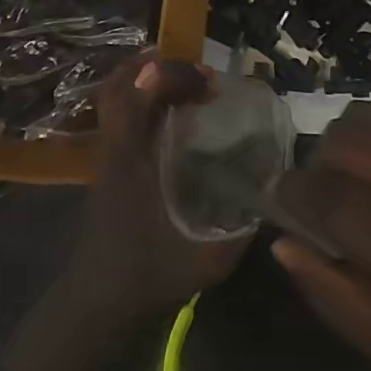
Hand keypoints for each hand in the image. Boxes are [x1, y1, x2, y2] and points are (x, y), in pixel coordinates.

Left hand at [0, 56, 248, 370]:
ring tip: (183, 79)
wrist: (98, 303)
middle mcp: (115, 148)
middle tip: (195, 71)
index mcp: (131, 160)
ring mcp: (107, 154)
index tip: (208, 80)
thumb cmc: (148, 275)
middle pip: (118, 87)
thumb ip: (239, 230)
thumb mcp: (202, 260)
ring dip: (144, 79)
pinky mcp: (108, 165)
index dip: (170, 76)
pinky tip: (169, 111)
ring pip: (114, 98)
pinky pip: (118, 115)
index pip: (137, 97)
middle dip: (154, 67)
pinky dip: (140, 99)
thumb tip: (272, 195)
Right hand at [273, 101, 370, 370]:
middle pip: (340, 141)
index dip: (293, 192)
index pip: (325, 194)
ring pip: (363, 115)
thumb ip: (330, 292)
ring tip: (354, 178)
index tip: (282, 199)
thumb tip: (281, 240)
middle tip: (324, 196)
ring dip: (344, 143)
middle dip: (317, 164)